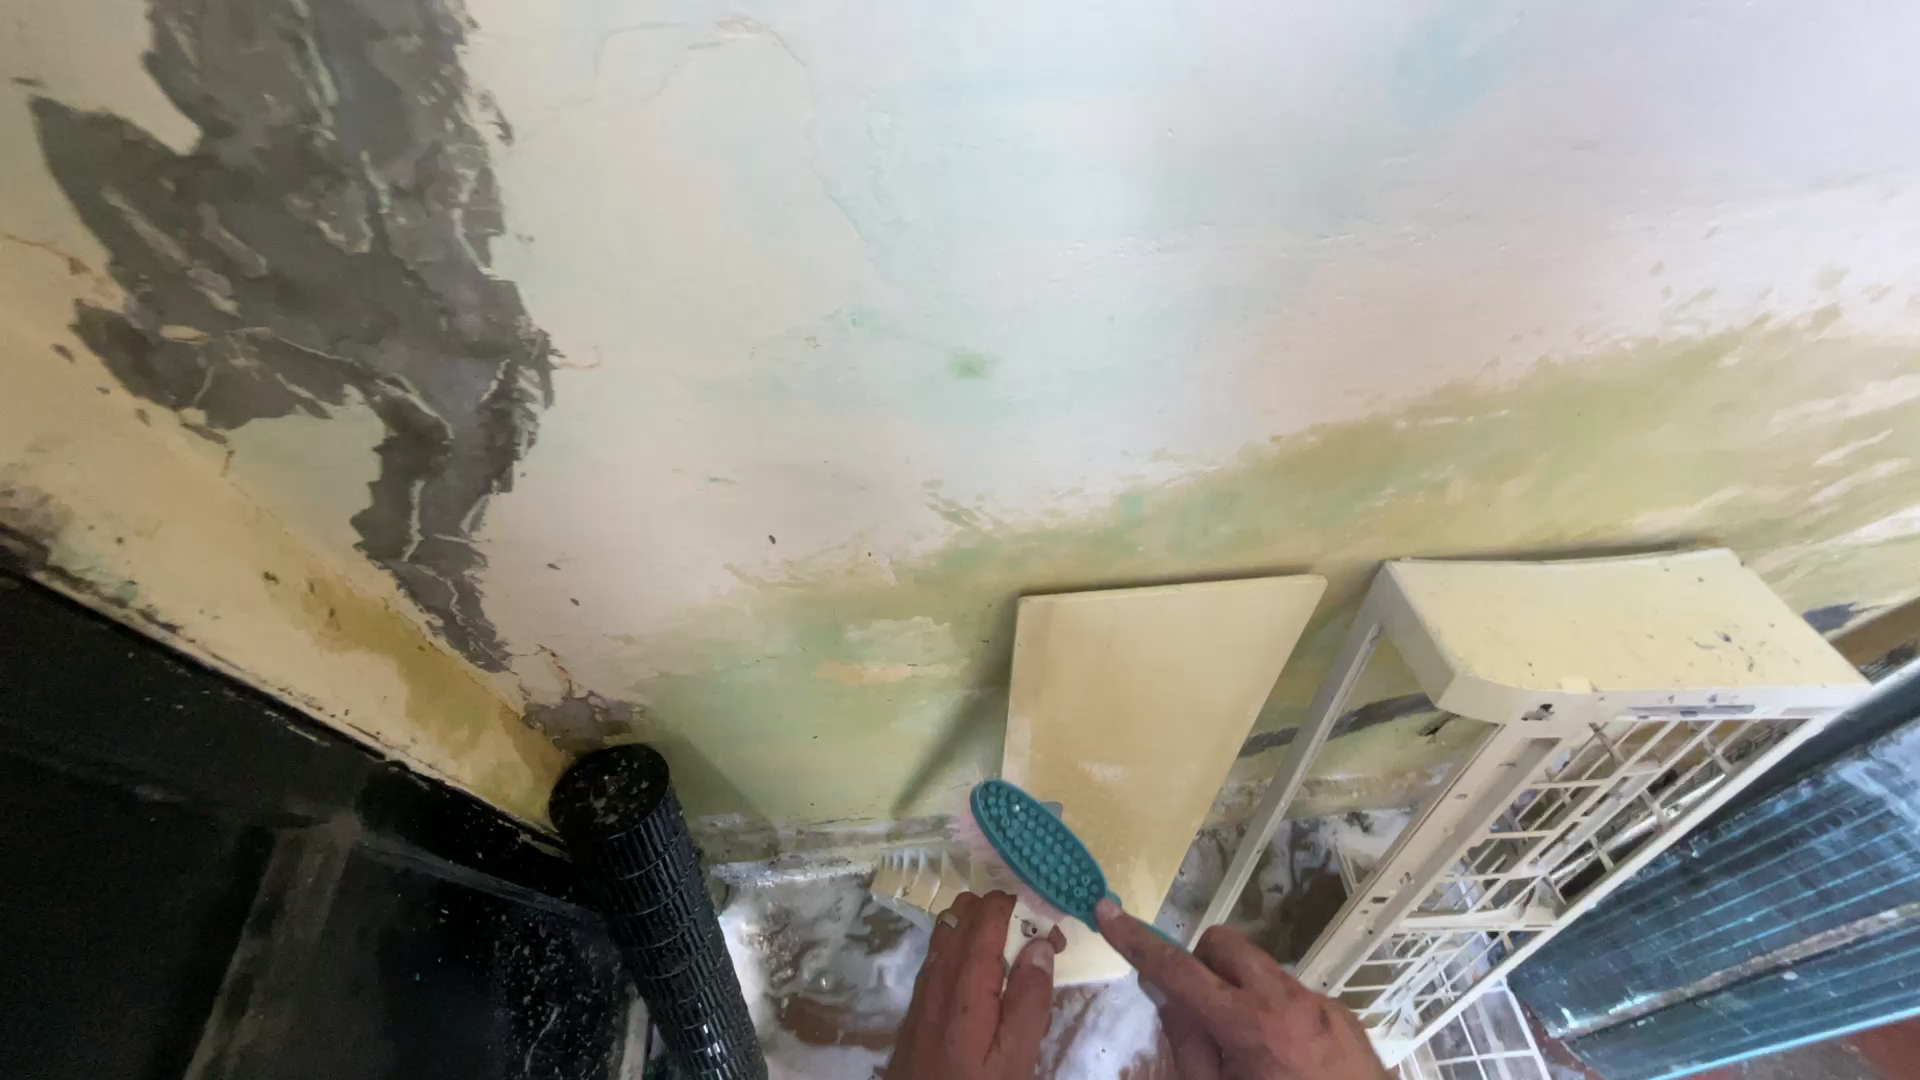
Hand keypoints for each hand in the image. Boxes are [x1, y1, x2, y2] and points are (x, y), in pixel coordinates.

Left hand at [890, 891, 1064, 1078]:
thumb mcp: (1013, 1059)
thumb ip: (1030, 1000)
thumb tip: (1040, 944)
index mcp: (966, 974)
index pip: (993, 909)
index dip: (1027, 911)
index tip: (1053, 938)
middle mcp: (941, 964)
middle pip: (973, 906)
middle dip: (1010, 914)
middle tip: (1039, 949)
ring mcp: (927, 975)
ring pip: (955, 920)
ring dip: (987, 925)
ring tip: (1015, 958)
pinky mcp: (922, 990)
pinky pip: (945, 943)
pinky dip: (969, 940)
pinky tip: (988, 974)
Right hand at [1095, 898, 1391, 1079]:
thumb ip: (1189, 1045)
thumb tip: (1171, 997)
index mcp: (1252, 1028)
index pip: (1178, 970)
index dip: (1136, 941)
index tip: (1106, 911)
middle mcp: (1290, 1001)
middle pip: (1222, 945)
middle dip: (1202, 966)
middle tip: (1203, 1015)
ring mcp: (1323, 1006)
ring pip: (1259, 971)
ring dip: (1241, 994)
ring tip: (1254, 1056)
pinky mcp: (1347, 1017)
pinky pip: (1294, 996)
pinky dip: (1277, 1016)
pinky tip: (1291, 1067)